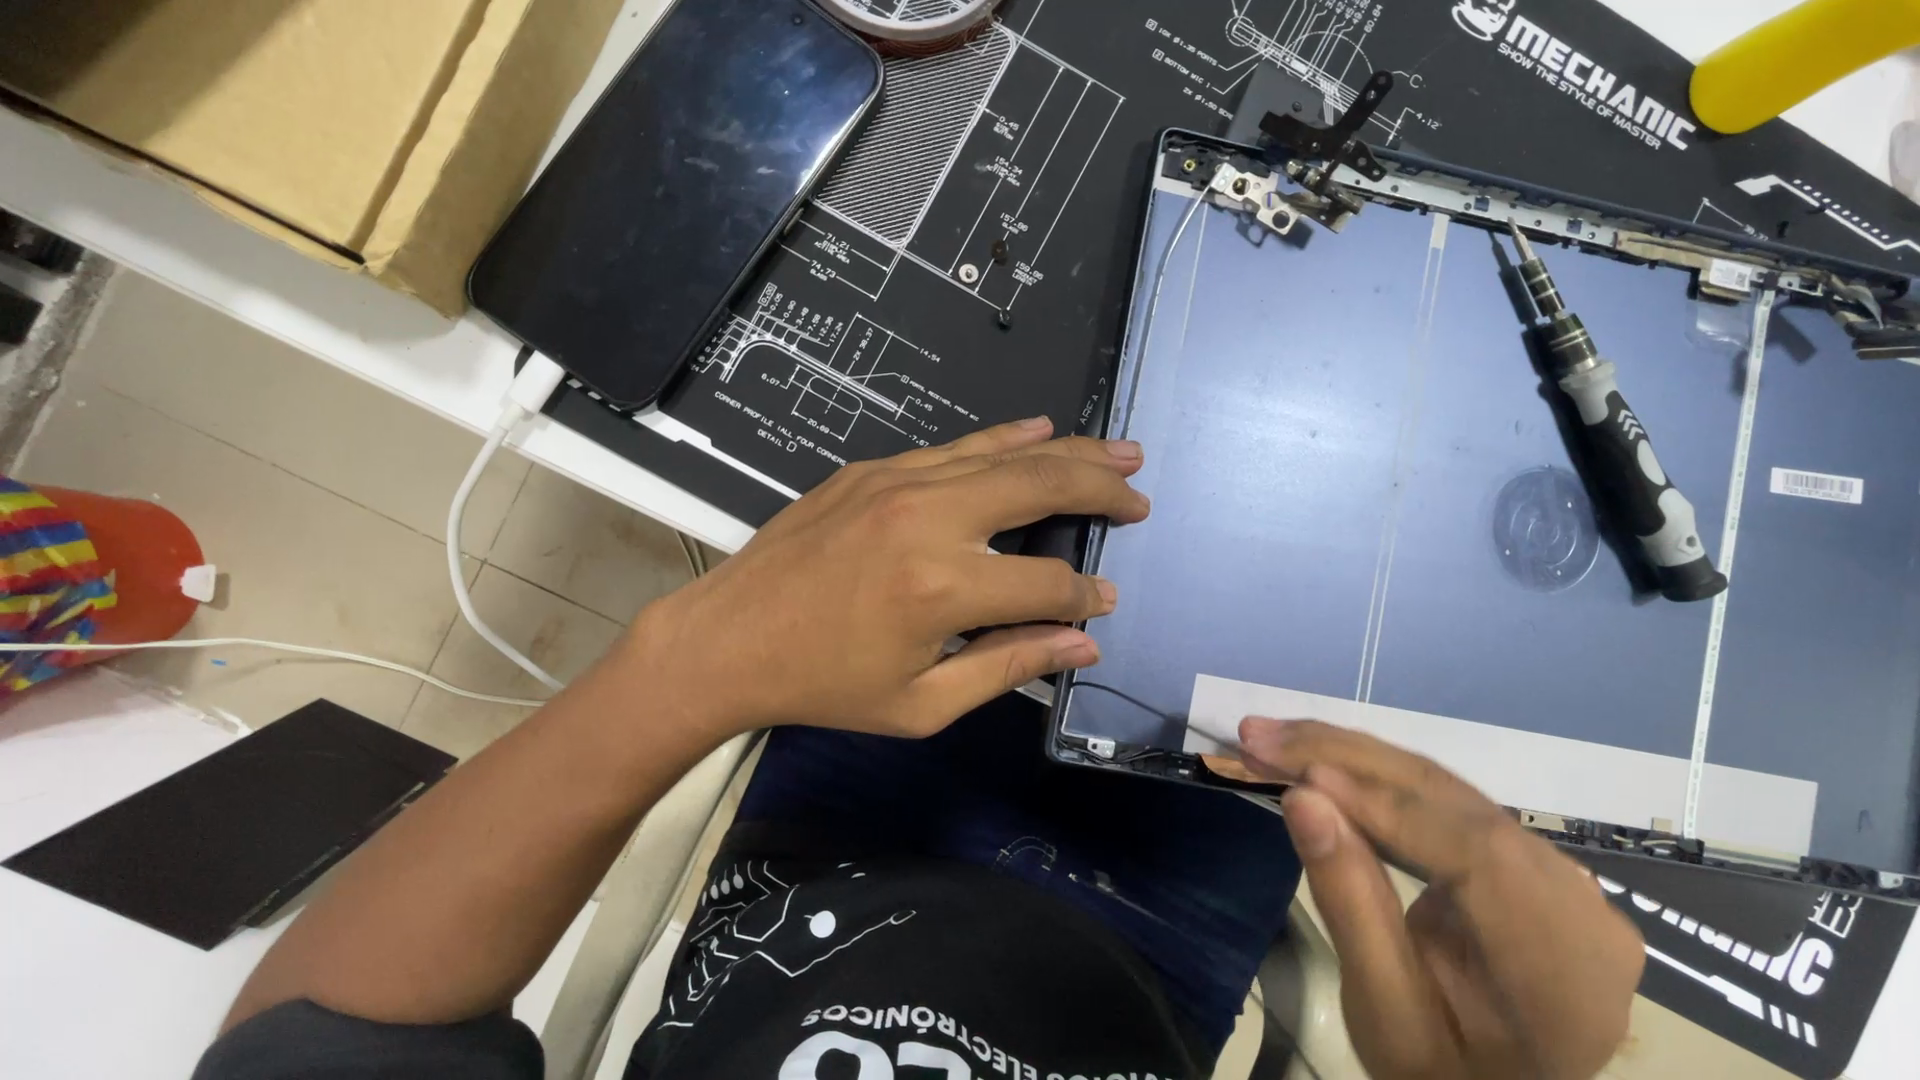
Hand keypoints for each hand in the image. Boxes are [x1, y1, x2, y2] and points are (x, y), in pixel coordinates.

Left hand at [629, 417, 1148, 738]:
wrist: (727, 638)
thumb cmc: (824, 685)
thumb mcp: (920, 705)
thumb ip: (1008, 667)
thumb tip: (1083, 642)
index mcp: (943, 589)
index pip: (1047, 584)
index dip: (1084, 596)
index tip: (1102, 603)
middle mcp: (929, 520)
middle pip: (1041, 488)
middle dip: (1101, 490)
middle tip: (1142, 494)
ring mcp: (898, 483)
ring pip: (1004, 455)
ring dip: (1069, 452)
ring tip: (1120, 453)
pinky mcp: (873, 470)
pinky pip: (955, 447)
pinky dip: (1005, 438)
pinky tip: (1040, 430)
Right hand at [1239, 718, 1642, 1079]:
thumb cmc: (1436, 1072)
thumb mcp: (1383, 1013)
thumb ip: (1349, 904)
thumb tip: (1302, 799)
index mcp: (1561, 963)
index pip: (1475, 854)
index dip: (1384, 806)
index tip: (1299, 778)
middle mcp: (1575, 901)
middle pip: (1455, 803)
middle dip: (1348, 759)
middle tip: (1257, 736)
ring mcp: (1555, 874)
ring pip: (1444, 790)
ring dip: (1351, 757)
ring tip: (1271, 738)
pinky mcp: (1522, 858)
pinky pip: (1444, 802)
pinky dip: (1373, 777)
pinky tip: (1320, 761)